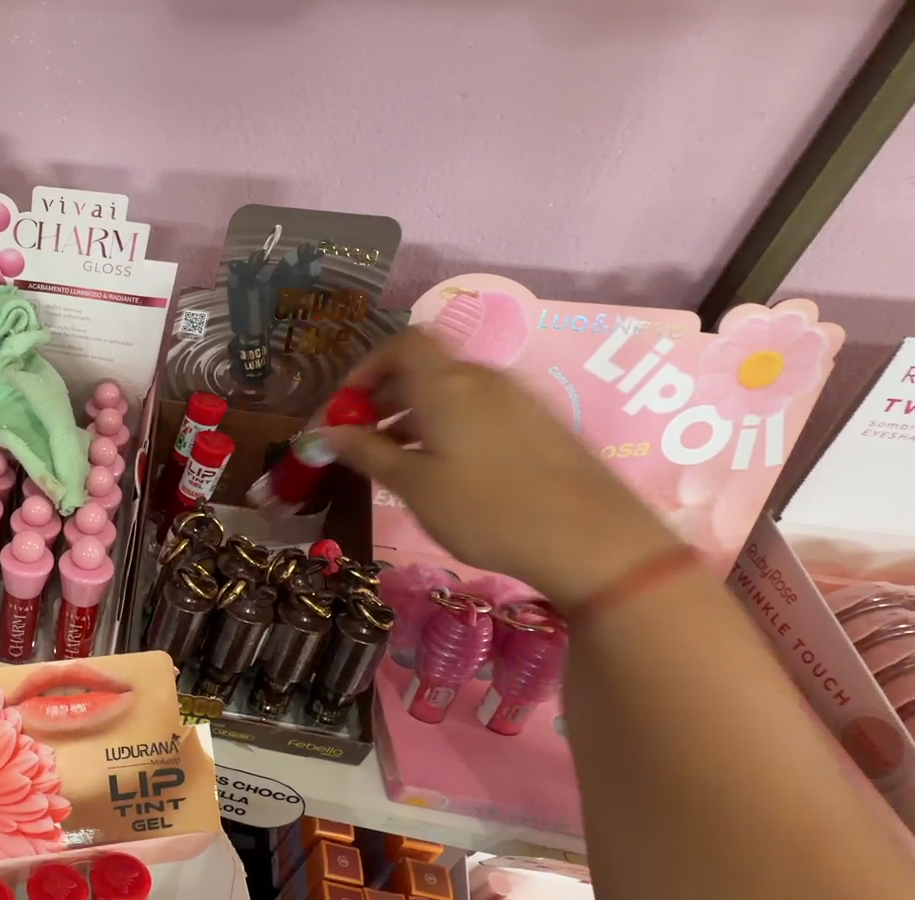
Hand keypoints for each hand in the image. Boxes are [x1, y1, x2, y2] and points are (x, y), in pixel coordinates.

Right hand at [319, 330, 680, 608]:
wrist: (591, 542)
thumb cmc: (485, 510)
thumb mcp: (412, 485)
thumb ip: (365, 452)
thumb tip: (323, 433)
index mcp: (447, 385)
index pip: (402, 343)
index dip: (366, 367)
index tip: (343, 407)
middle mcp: (483, 380)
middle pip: (423, 368)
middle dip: (381, 398)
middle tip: (357, 440)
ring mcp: (515, 401)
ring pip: (449, 392)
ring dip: (410, 416)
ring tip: (392, 462)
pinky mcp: (536, 426)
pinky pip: (476, 411)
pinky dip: (444, 427)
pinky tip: (438, 471)